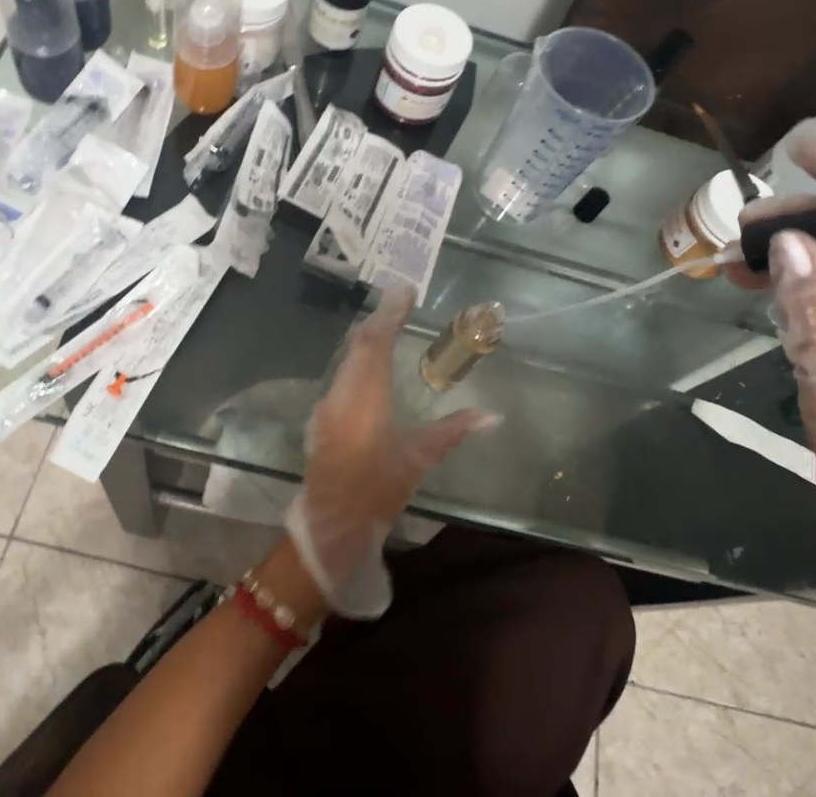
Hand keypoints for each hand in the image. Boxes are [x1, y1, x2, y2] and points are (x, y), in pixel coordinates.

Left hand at [285, 285, 501, 618]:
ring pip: (347, 359)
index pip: (376, 340)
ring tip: (388, 327)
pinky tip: (370, 366)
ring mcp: (327, 405)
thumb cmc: (378, 489)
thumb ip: (454, 431)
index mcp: (366, 395)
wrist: (332, 525)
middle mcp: (342, 392)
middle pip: (359, 344)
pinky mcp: (322, 419)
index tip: (404, 291)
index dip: (390, 313)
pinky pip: (342, 376)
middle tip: (399, 303)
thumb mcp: (419, 458)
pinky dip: (358, 361)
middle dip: (379, 321)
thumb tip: (493, 416)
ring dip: (367, 341)